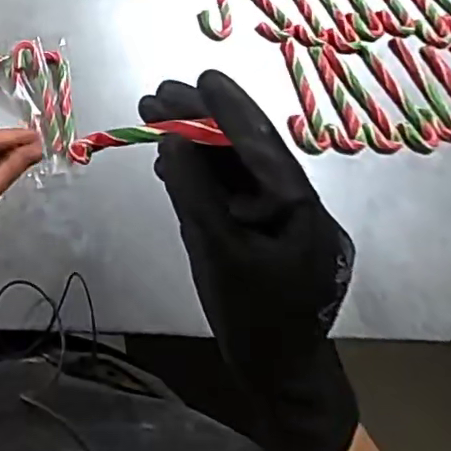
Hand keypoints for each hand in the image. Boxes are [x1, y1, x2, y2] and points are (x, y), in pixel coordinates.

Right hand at [141, 70, 359, 450]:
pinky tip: (168, 154)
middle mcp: (289, 201)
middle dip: (201, 117)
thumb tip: (170, 139)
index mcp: (298, 206)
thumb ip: (194, 193)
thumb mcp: (220, 253)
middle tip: (158, 93)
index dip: (231, 108)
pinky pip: (223, 186)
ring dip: (191, 138)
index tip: (203, 77)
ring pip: (229, 163)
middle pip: (242, 147)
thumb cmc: (257, 318)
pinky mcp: (251, 224)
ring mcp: (271, 213)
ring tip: (152, 112)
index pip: (261, 145)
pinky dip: (194, 169)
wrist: (277, 373)